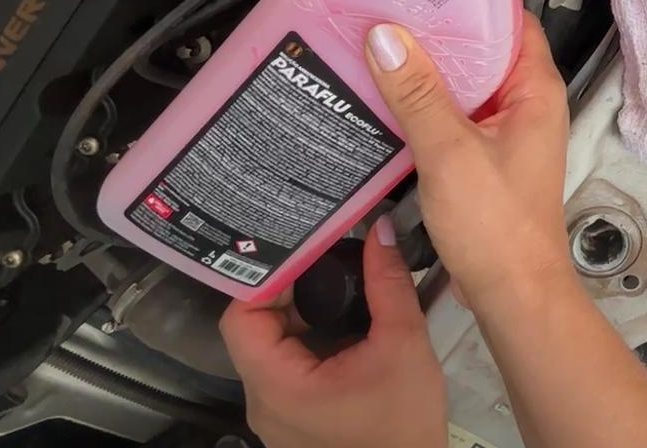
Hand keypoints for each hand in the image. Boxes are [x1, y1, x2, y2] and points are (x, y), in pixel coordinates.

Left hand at [219, 223, 446, 447]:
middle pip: (256, 326)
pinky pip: (288, 358)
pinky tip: (344, 309)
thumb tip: (379, 228)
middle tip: (331, 247)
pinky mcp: (294, 411)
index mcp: (278, 386)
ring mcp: (276, 409)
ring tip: (339, 270)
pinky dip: (309, 328)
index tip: (308, 244)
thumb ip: (388, 282)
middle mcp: (263, 399)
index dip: (269, 276)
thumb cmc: (402, 417)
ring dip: (302, 305)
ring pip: (273, 341)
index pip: (241, 317)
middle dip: (292, 283)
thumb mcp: (404, 340)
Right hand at [365, 14, 572, 311]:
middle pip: (489, 49)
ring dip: (436, 68)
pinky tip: (395, 95)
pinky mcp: (491, 151)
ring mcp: (511, 127)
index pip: (514, 22)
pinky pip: (462, 111)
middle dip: (447, 31)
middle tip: (399, 8)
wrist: (512, 289)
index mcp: (537, 90)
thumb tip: (389, 36)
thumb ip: (419, 95)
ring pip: (472, 82)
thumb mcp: (451, 152)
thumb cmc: (497, 225)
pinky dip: (434, 100)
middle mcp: (530, 102)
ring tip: (389, 42)